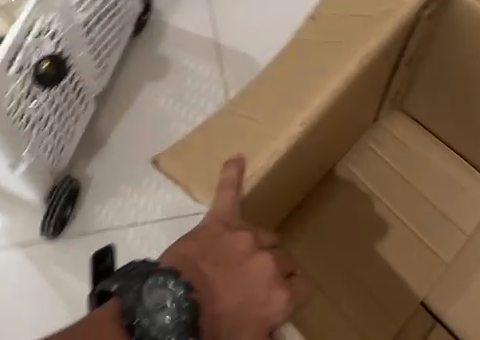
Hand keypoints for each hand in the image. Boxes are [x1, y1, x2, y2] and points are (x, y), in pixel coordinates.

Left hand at [159, 156, 297, 339]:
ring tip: (242, 258)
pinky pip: (228, 191)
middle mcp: (269, 262)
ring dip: (258, 246)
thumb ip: (270, 327)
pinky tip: (236, 158)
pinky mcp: (220, 221)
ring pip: (264, 235)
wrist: (177, 309)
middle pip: (284, 259)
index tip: (279, 298)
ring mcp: (245, 237)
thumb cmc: (214, 329)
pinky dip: (232, 173)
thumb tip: (277, 326)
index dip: (290, 293)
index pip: (302, 288)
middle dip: (274, 270)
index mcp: (280, 294)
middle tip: (254, 283)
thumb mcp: (251, 339)